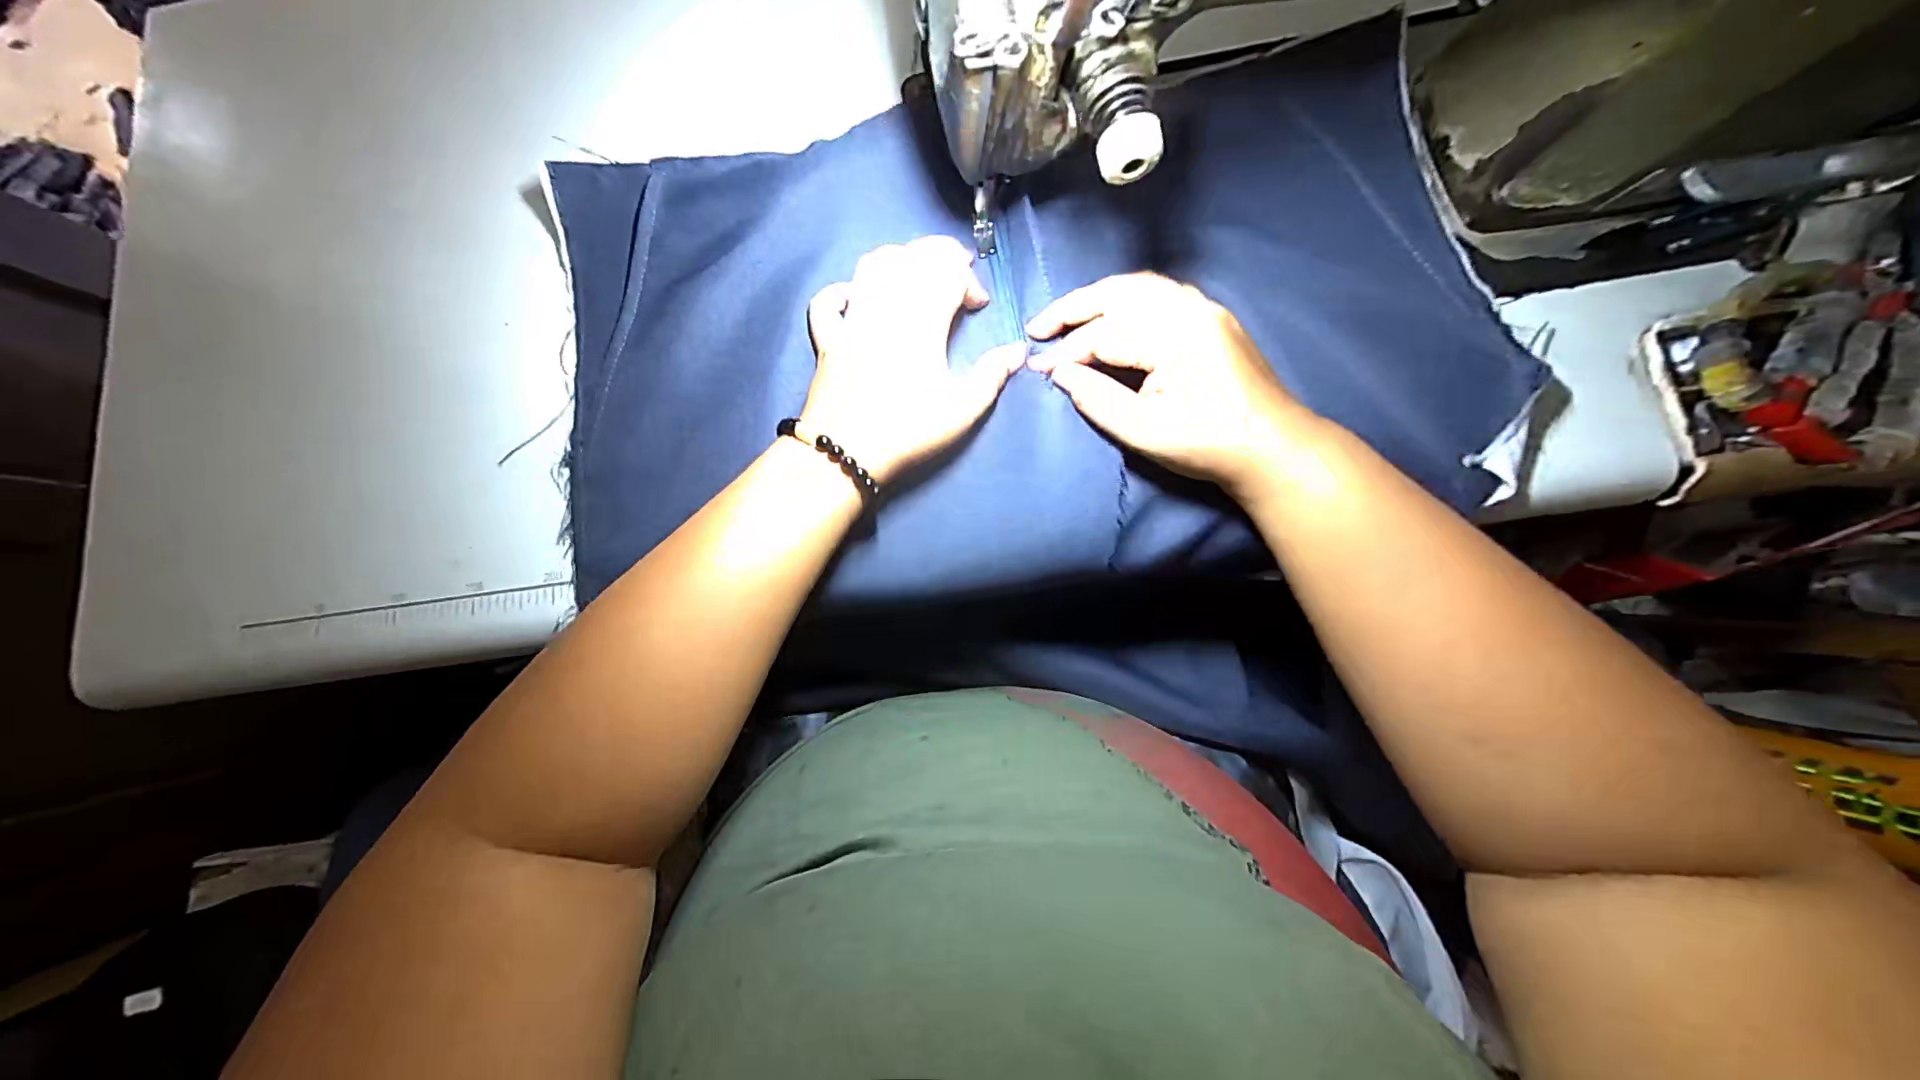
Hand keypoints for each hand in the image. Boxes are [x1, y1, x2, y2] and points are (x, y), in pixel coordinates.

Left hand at [799, 236, 1025, 483]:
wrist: (845, 453)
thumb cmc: (908, 431)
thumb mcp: (962, 410)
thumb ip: (992, 375)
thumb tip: (1018, 350)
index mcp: (922, 321)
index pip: (947, 272)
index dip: (968, 280)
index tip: (979, 305)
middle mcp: (885, 308)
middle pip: (911, 257)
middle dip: (939, 255)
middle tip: (957, 271)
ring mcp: (851, 320)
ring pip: (871, 266)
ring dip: (899, 259)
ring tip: (917, 273)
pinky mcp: (827, 339)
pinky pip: (827, 302)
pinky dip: (842, 291)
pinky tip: (855, 296)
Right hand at [1026, 273, 1321, 497]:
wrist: (1273, 448)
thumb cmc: (1207, 444)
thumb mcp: (1143, 431)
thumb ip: (1096, 399)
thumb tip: (1059, 374)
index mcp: (1174, 335)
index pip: (1104, 335)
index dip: (1066, 353)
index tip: (1036, 369)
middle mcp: (1190, 309)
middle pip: (1120, 293)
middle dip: (1074, 307)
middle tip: (1038, 326)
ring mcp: (1205, 310)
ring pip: (1141, 287)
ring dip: (1100, 298)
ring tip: (1067, 316)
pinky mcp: (1213, 319)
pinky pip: (1161, 294)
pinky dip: (1128, 299)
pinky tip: (1112, 314)